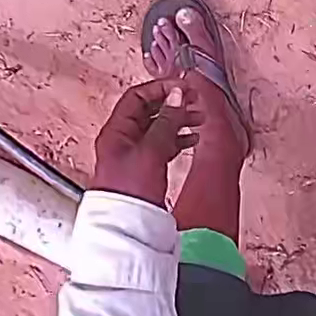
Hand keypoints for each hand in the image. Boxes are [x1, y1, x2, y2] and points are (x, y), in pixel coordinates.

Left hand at [91, 79, 201, 206]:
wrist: (127, 227)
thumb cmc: (130, 191)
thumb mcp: (151, 151)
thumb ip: (165, 122)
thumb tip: (176, 96)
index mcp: (116, 131)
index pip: (137, 97)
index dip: (160, 89)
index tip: (183, 87)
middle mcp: (122, 140)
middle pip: (148, 111)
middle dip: (172, 104)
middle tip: (194, 100)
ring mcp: (133, 155)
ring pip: (157, 128)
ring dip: (178, 120)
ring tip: (199, 118)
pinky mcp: (144, 169)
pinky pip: (162, 145)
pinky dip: (177, 138)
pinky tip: (191, 138)